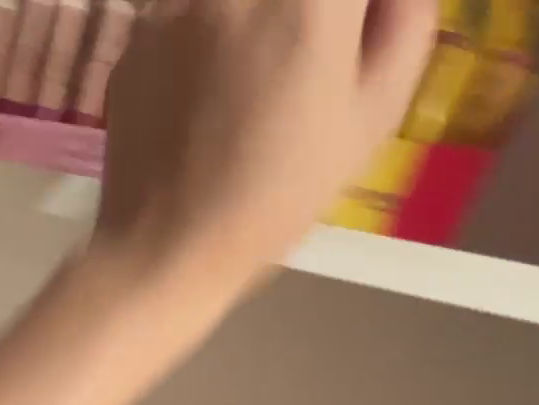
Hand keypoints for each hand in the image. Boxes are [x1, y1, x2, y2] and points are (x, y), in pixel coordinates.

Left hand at [90, 0, 436, 293]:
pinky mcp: (135, 39)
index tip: (354, 28)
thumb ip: (403, 23)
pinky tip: (206, 86)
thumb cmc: (277, 196)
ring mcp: (175, 7)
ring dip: (251, 19)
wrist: (166, 247)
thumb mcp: (372, 116)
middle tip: (308, 50)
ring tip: (251, 76)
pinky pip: (185, 9)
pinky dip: (205, 29)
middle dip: (306, 12)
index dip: (353, 9)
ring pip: (232, 2)